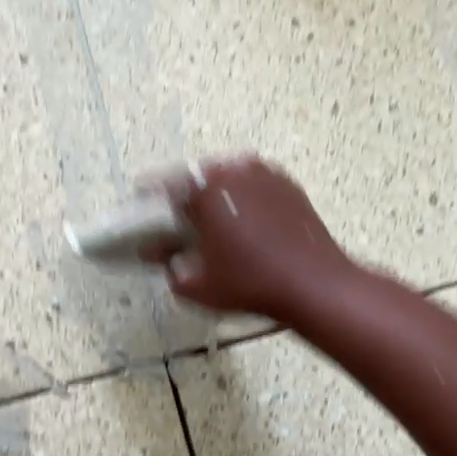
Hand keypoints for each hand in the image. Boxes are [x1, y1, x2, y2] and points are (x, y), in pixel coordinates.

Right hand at [140, 153, 353, 319]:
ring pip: (228, 176)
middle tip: (174, 212)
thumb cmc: (249, 283)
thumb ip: (168, 265)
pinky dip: (241, 196)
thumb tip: (153, 252)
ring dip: (214, 192)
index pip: (165, 184)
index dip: (149, 195)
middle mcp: (235, 170)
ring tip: (208, 215)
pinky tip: (241, 219)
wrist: (315, 284)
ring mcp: (266, 174)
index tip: (140, 201)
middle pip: (197, 175)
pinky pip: (253, 184)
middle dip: (183, 192)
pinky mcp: (289, 186)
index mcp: (206, 188)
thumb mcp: (197, 285)